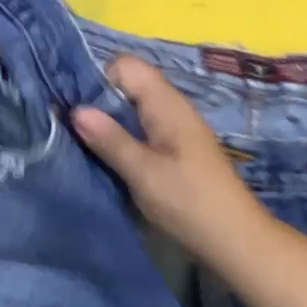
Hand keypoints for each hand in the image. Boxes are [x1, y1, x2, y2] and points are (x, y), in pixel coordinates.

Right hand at [72, 55, 268, 262]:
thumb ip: (110, 139)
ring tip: (82, 140)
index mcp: (166, 104)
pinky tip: (108, 156)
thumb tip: (76, 109)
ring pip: (133, 106)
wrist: (236, 240)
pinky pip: (142, 126)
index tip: (75, 105)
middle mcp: (171, 107)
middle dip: (98, 99)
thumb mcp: (143, 173)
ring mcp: (175, 127)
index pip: (125, 66)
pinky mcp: (176, 147)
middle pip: (128, 84)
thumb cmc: (189, 203)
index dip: (98, 78)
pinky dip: (123, 135)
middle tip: (70, 125)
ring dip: (109, 119)